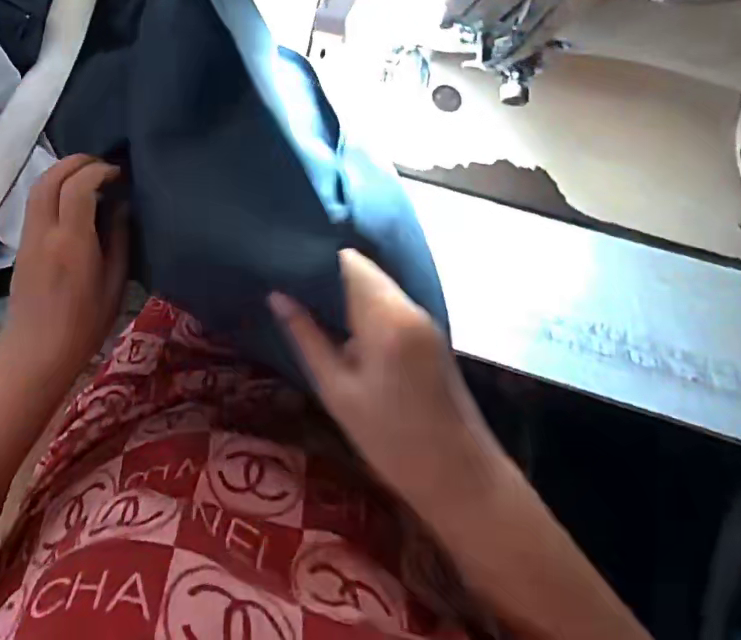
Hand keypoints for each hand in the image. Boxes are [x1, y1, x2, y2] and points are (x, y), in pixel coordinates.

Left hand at [0, 154, 130, 383]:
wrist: (36, 350)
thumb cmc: (83, 325)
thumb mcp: (114, 284)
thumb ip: (119, 239)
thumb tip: (122, 205)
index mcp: (71, 242)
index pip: (77, 187)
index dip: (98, 171)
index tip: (118, 174)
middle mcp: (45, 231)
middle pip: (51, 177)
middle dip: (77, 162)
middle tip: (103, 166)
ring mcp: (29, 235)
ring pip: (38, 186)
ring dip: (62, 171)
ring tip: (88, 175)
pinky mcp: (22, 242)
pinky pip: (34, 201)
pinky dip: (52, 186)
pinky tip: (71, 196)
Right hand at [270, 250, 498, 505]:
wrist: (464, 483)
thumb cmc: (392, 440)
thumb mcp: (336, 389)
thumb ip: (305, 336)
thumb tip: (276, 295)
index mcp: (387, 317)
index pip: (348, 260)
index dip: (314, 257)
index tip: (281, 262)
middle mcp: (410, 308)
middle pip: (362, 270)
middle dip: (324, 273)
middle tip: (283, 281)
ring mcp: (424, 322)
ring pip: (374, 287)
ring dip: (341, 290)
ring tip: (301, 299)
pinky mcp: (428, 337)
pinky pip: (387, 305)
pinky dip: (360, 306)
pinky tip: (334, 323)